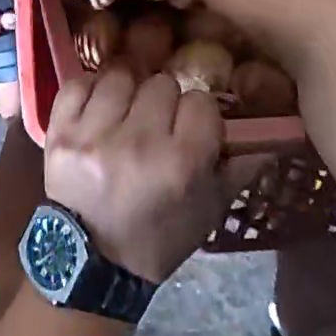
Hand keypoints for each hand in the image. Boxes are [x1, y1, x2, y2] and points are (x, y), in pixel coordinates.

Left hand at [43, 67, 265, 282]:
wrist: (91, 259)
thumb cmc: (158, 235)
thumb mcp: (208, 211)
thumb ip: (239, 168)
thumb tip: (275, 135)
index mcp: (180, 164)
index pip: (201, 103)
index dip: (198, 114)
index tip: (190, 127)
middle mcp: (138, 142)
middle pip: (161, 84)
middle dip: (163, 101)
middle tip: (156, 122)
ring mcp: (93, 134)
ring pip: (120, 76)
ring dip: (127, 91)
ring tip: (125, 113)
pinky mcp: (60, 131)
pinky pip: (78, 84)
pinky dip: (90, 91)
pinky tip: (98, 109)